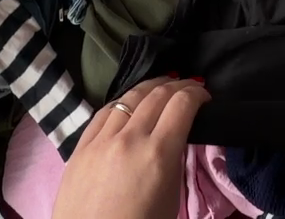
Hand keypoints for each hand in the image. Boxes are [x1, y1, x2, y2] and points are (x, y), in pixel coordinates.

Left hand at [53, 76, 210, 218]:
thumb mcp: (170, 199)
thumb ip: (175, 160)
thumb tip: (178, 133)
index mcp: (157, 155)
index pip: (182, 104)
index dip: (198, 93)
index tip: (205, 97)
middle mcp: (130, 139)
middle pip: (159, 93)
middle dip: (180, 86)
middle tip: (190, 89)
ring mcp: (101, 141)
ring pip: (131, 96)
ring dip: (152, 87)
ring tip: (163, 88)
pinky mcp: (80, 148)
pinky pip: (105, 111)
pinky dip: (124, 102)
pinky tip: (131, 103)